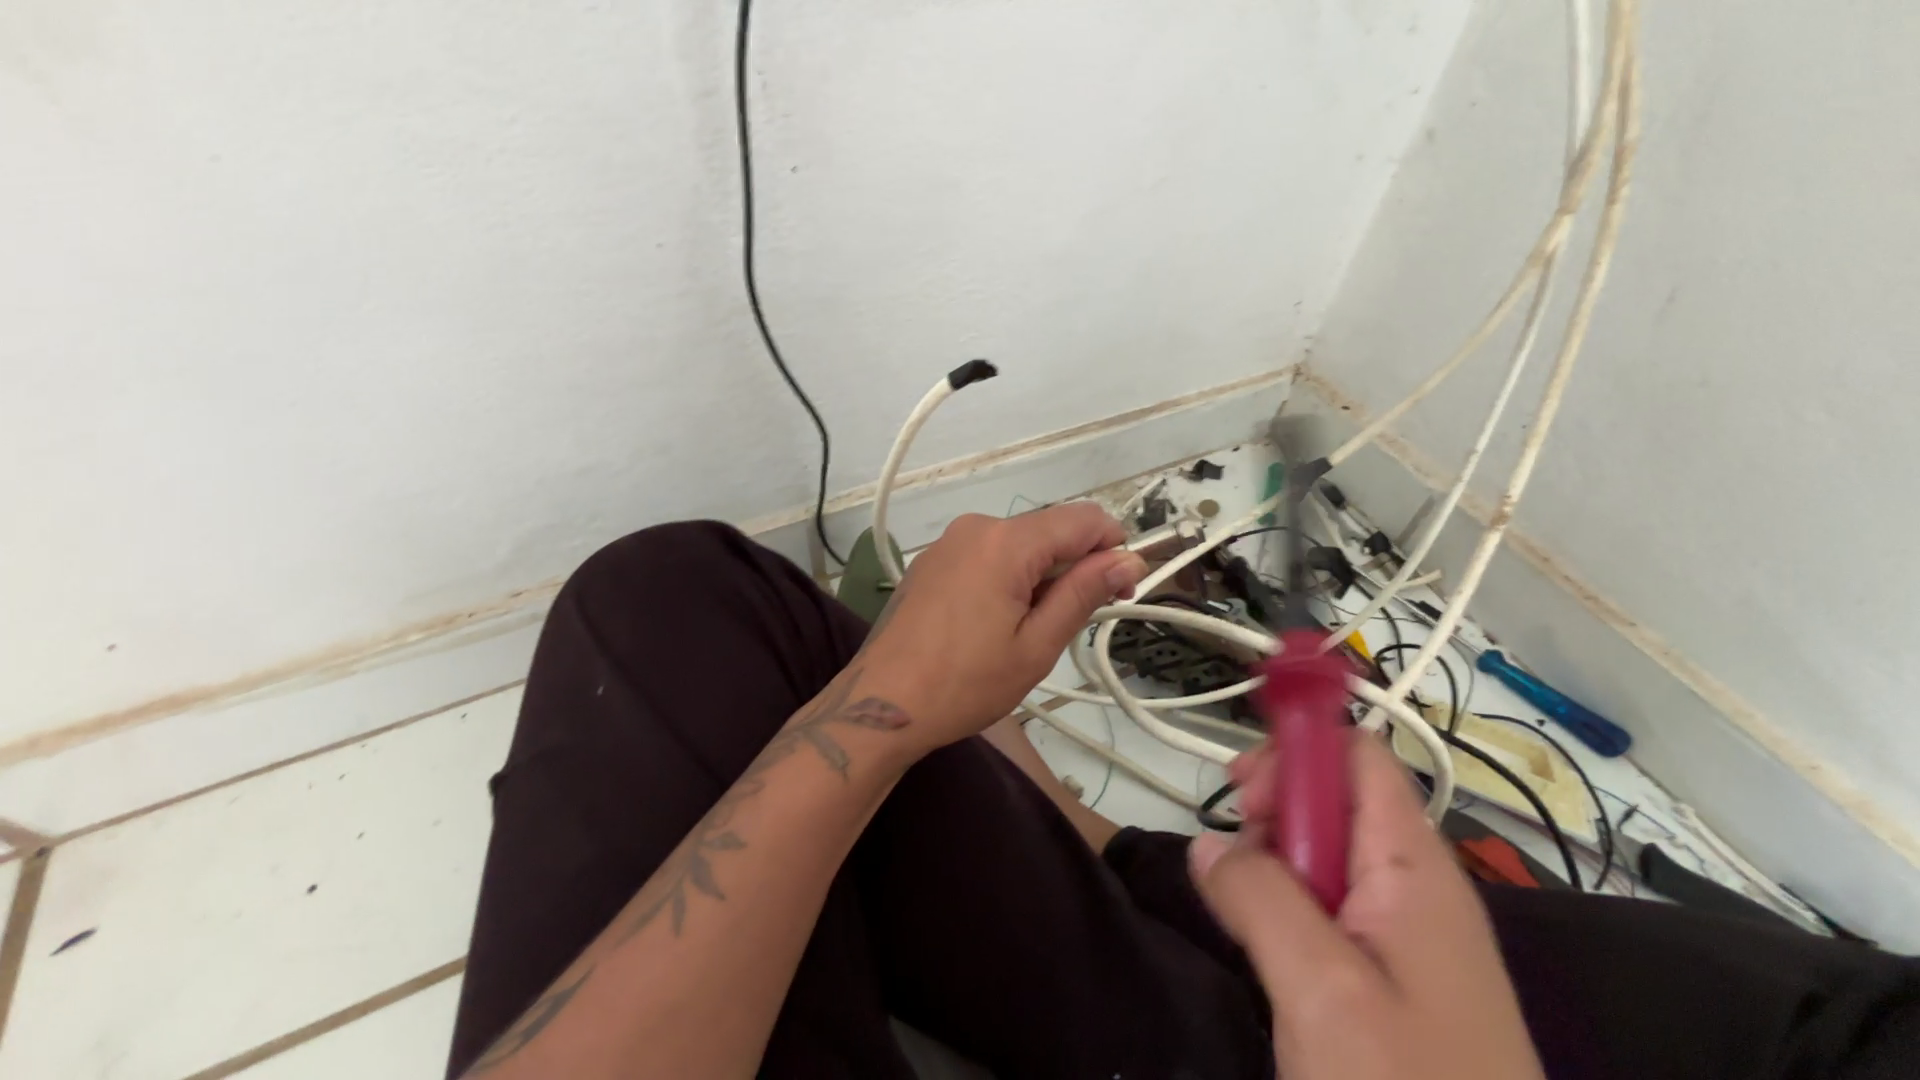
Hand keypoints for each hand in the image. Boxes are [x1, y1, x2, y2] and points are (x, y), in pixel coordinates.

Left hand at [858, 504, 1147, 753]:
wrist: (880, 705)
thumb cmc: (964, 684)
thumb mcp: (1036, 646)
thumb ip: (1083, 594)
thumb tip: (1127, 558)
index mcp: (1005, 542)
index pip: (1083, 519)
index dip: (1114, 548)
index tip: (1122, 591)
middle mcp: (975, 527)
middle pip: (1049, 530)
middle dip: (1077, 566)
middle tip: (1077, 624)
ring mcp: (948, 543)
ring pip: (1018, 545)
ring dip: (1041, 577)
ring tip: (1030, 633)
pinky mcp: (931, 562)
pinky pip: (987, 556)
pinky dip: (1008, 579)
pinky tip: (996, 624)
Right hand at [1189, 734, 1543, 1079]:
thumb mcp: (1321, 989)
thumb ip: (1259, 897)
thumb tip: (1207, 842)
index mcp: (1414, 868)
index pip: (1359, 757)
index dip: (1296, 751)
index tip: (1236, 793)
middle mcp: (1415, 887)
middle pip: (1338, 801)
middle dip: (1273, 813)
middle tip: (1231, 864)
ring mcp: (1406, 936)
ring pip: (1325, 858)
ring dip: (1272, 867)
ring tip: (1245, 918)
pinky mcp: (1392, 979)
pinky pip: (1330, 911)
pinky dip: (1287, 912)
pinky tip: (1269, 953)